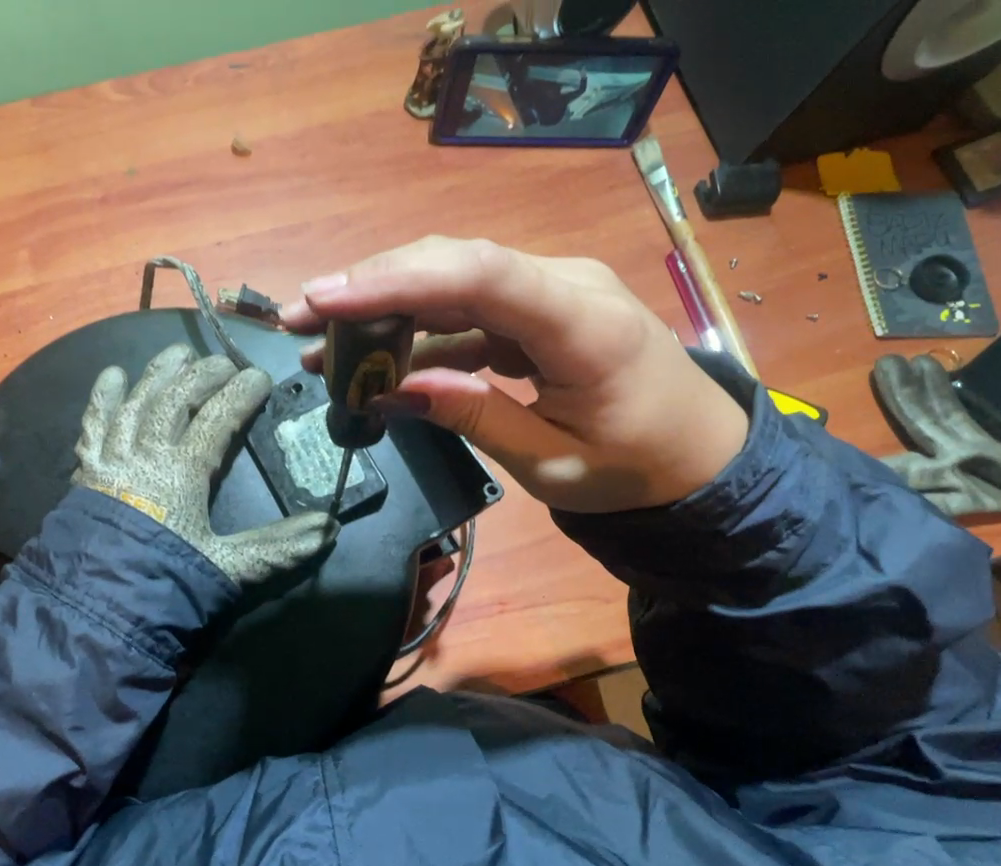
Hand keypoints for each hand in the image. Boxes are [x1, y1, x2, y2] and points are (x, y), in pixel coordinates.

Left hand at [75, 344, 333, 583]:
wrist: (97, 604)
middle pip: (175, 399)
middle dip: (203, 374)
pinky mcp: (86, 472)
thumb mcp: (228, 568)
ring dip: (157, 374)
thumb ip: (277, 546)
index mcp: (183, 471)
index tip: (260, 377)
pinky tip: (113, 376)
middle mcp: (146, 453)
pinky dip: (102, 398)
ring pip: (136, 402)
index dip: (241, 393)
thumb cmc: (165, 581)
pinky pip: (92, 425)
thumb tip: (328, 528)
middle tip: (225, 364)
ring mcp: (112, 459)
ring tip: (178, 353)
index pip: (218, 418)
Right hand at [281, 237, 747, 513]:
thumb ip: (472, 415)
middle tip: (299, 316)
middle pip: (455, 263)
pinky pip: (465, 309)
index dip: (396, 281)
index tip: (325, 300)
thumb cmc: (636, 467)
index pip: (478, 276)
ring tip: (317, 340)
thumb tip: (391, 389)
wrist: (700, 457)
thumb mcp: (550, 460)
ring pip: (452, 280)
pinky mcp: (536, 309)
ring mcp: (550, 291)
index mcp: (581, 322)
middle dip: (372, 286)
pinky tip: (371, 356)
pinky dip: (415, 330)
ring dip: (384, 307)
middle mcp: (564, 285)